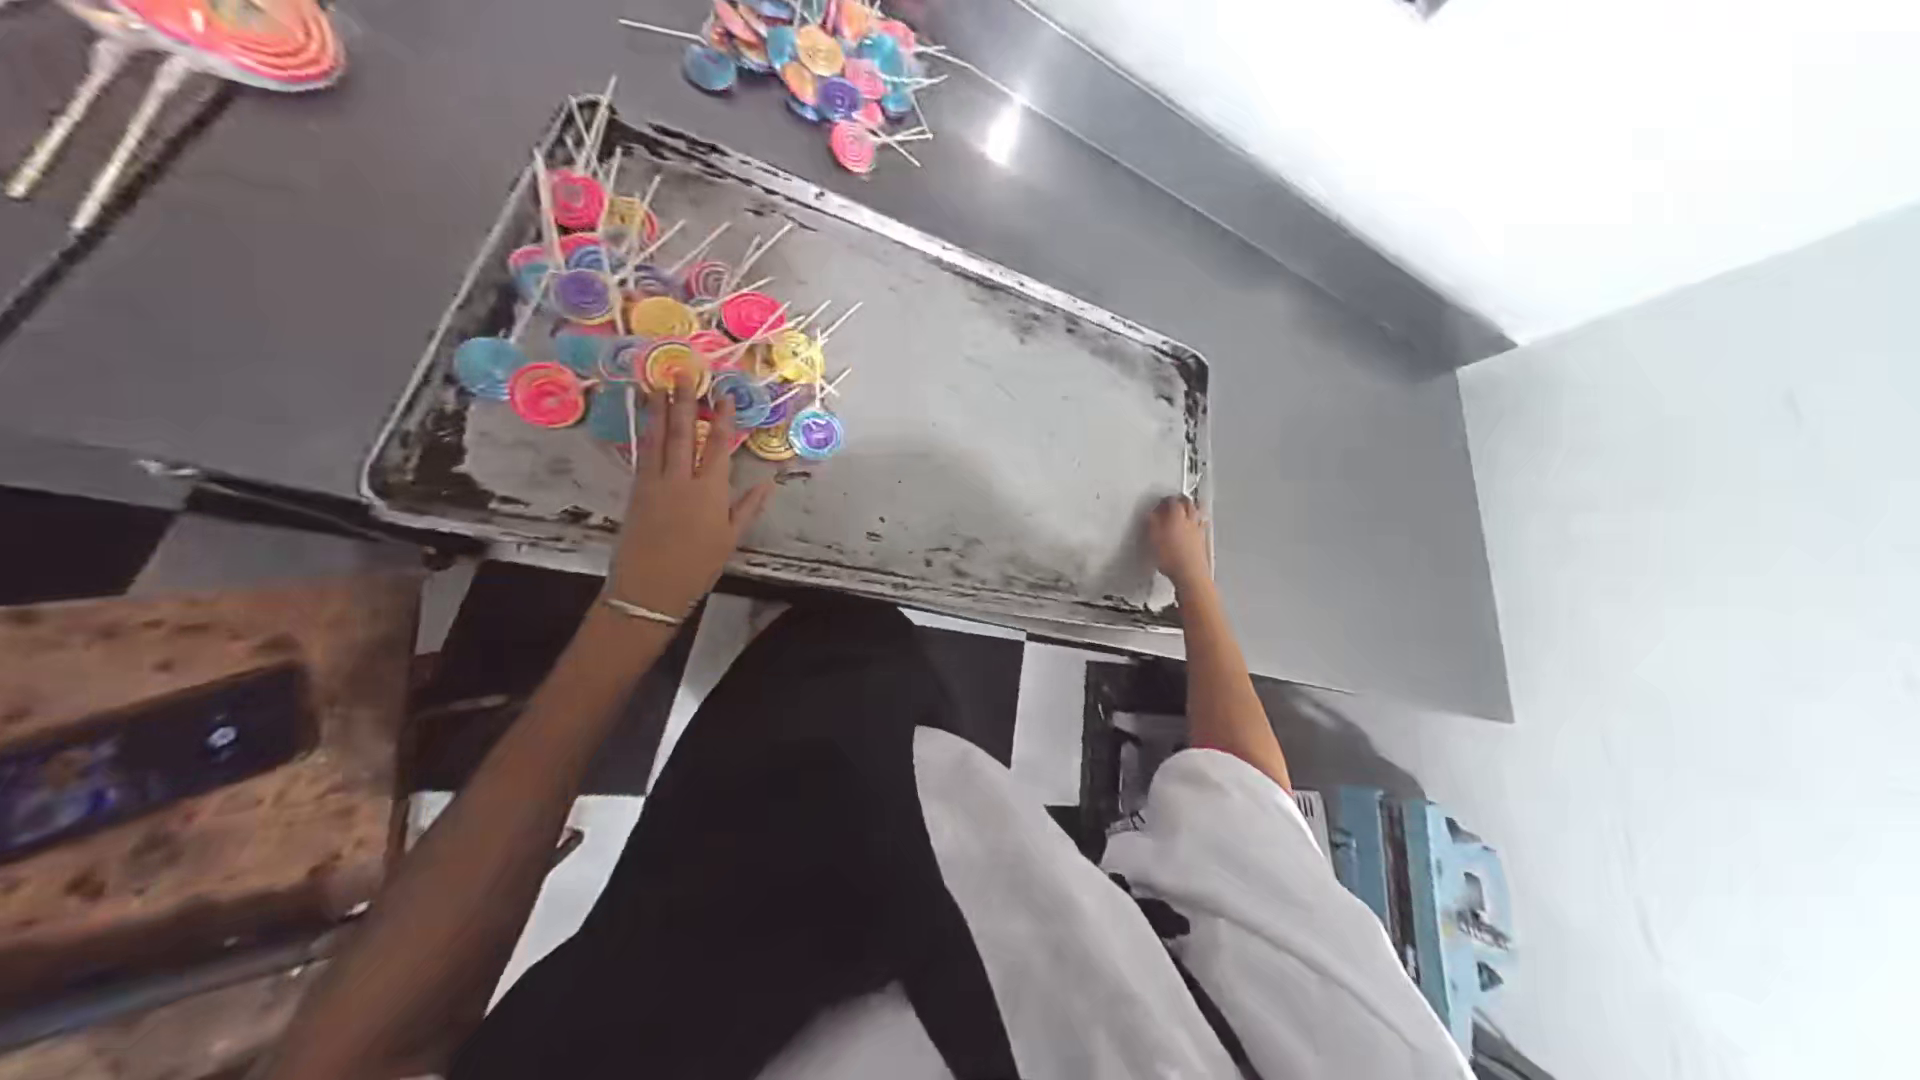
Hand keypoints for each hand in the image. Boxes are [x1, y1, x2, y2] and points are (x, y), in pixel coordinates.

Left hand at [605, 371, 774, 617]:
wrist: (649, 589)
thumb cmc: (697, 567)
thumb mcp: (730, 539)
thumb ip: (748, 507)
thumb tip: (769, 483)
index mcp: (710, 492)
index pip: (717, 446)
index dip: (722, 419)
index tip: (723, 395)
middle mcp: (681, 480)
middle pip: (682, 433)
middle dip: (684, 402)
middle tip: (682, 374)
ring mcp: (654, 483)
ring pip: (657, 439)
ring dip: (658, 410)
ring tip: (658, 385)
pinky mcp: (636, 491)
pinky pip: (642, 455)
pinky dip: (644, 435)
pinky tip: (646, 421)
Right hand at [1148, 494, 1209, 591]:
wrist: (1189, 574)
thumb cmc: (1172, 557)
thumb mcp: (1153, 538)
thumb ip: (1151, 523)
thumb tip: (1150, 515)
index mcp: (1176, 516)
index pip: (1172, 501)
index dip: (1166, 499)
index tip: (1162, 500)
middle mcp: (1190, 521)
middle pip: (1188, 504)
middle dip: (1182, 499)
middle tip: (1177, 499)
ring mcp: (1198, 530)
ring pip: (1198, 513)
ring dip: (1193, 508)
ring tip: (1190, 507)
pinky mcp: (1202, 541)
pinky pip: (1201, 525)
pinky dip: (1198, 522)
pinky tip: (1195, 526)